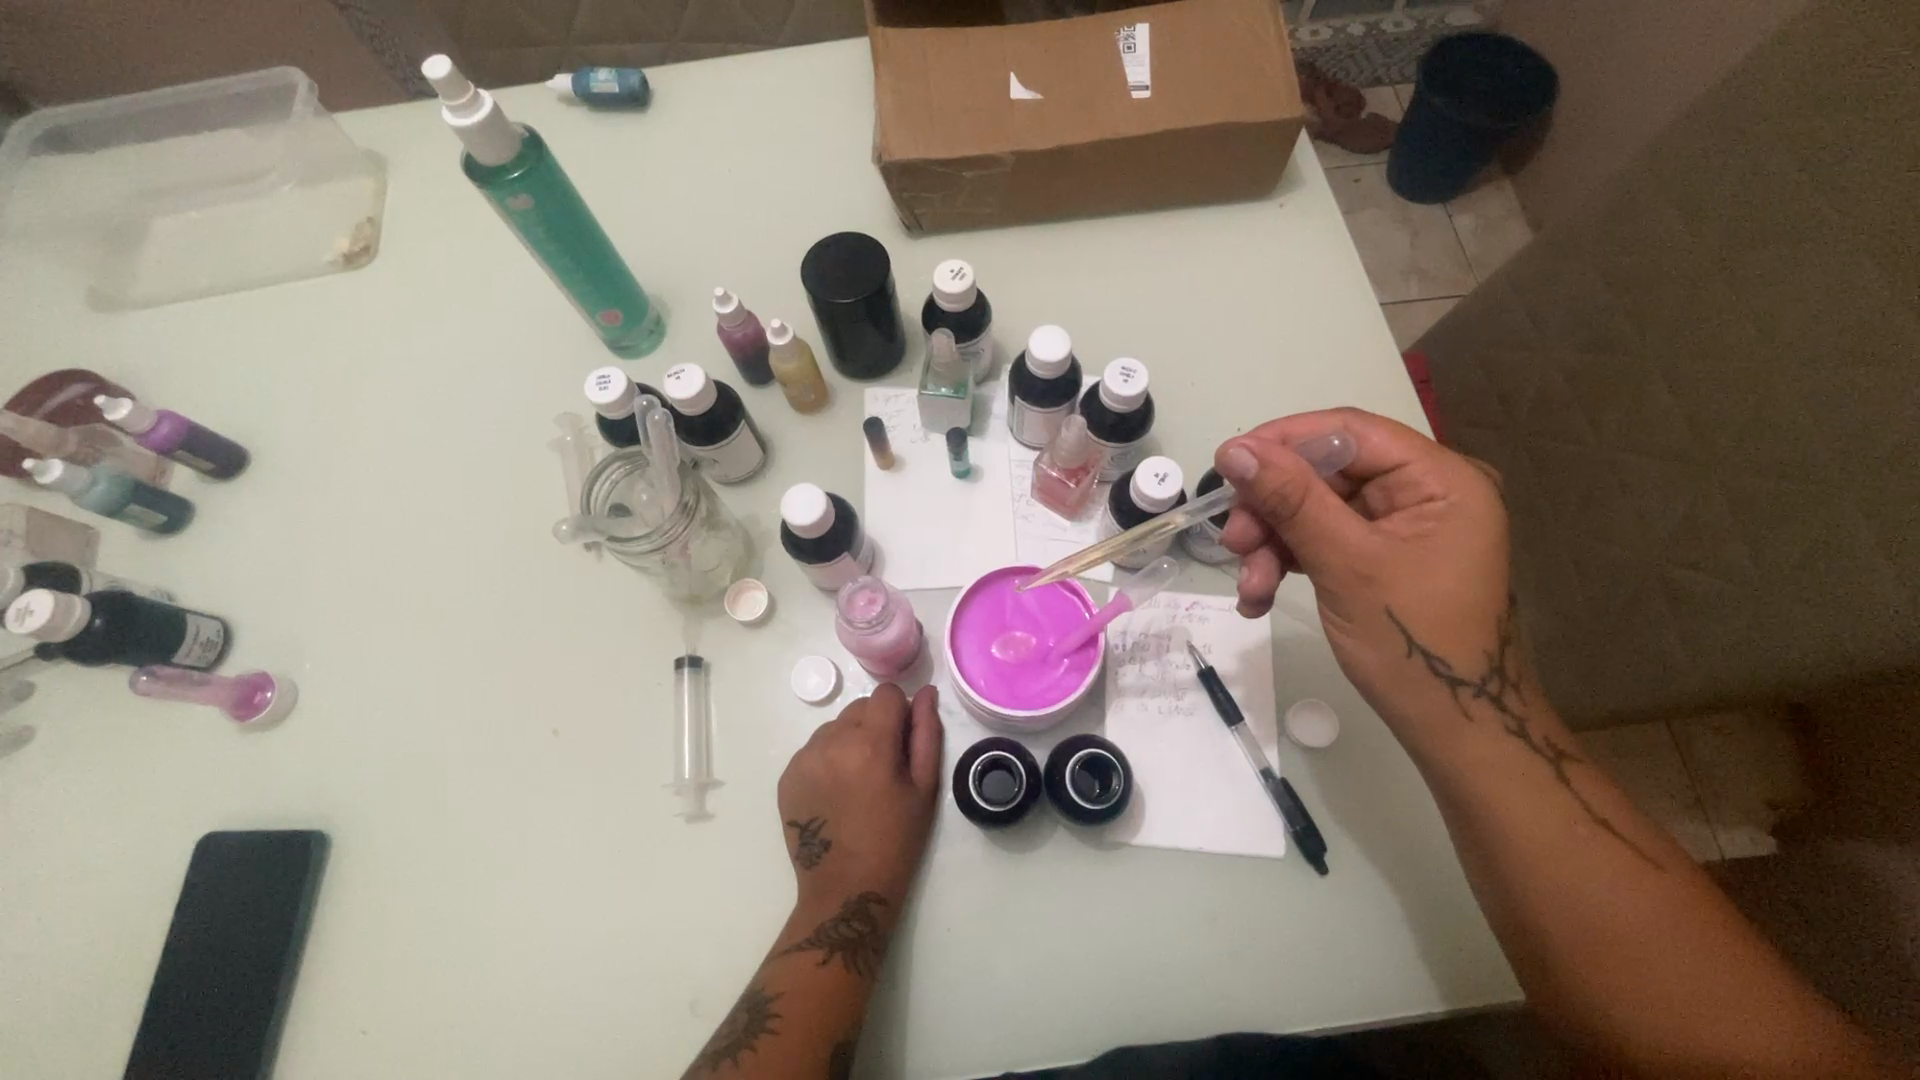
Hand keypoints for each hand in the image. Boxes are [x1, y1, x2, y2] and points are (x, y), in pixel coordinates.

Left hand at [776, 684, 942, 909]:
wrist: (846, 889)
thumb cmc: (896, 840)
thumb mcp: (924, 788)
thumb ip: (926, 732)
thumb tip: (925, 693)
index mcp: (870, 743)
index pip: (886, 693)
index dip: (900, 711)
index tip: (903, 743)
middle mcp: (831, 742)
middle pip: (860, 708)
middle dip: (876, 726)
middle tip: (884, 768)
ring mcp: (804, 759)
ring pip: (835, 727)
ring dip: (850, 741)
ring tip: (858, 783)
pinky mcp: (787, 776)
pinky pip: (813, 749)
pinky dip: (828, 759)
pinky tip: (837, 793)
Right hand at [1214, 408, 1521, 728]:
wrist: (1453, 727)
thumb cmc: (1413, 643)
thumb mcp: (1345, 564)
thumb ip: (1290, 500)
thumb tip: (1234, 450)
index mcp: (1439, 479)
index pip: (1349, 432)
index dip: (1283, 441)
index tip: (1227, 466)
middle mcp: (1422, 493)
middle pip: (1325, 474)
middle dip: (1271, 508)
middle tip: (1233, 542)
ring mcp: (1400, 528)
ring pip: (1314, 511)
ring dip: (1271, 544)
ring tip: (1248, 586)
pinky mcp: (1380, 558)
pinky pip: (1322, 542)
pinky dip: (1287, 563)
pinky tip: (1260, 598)